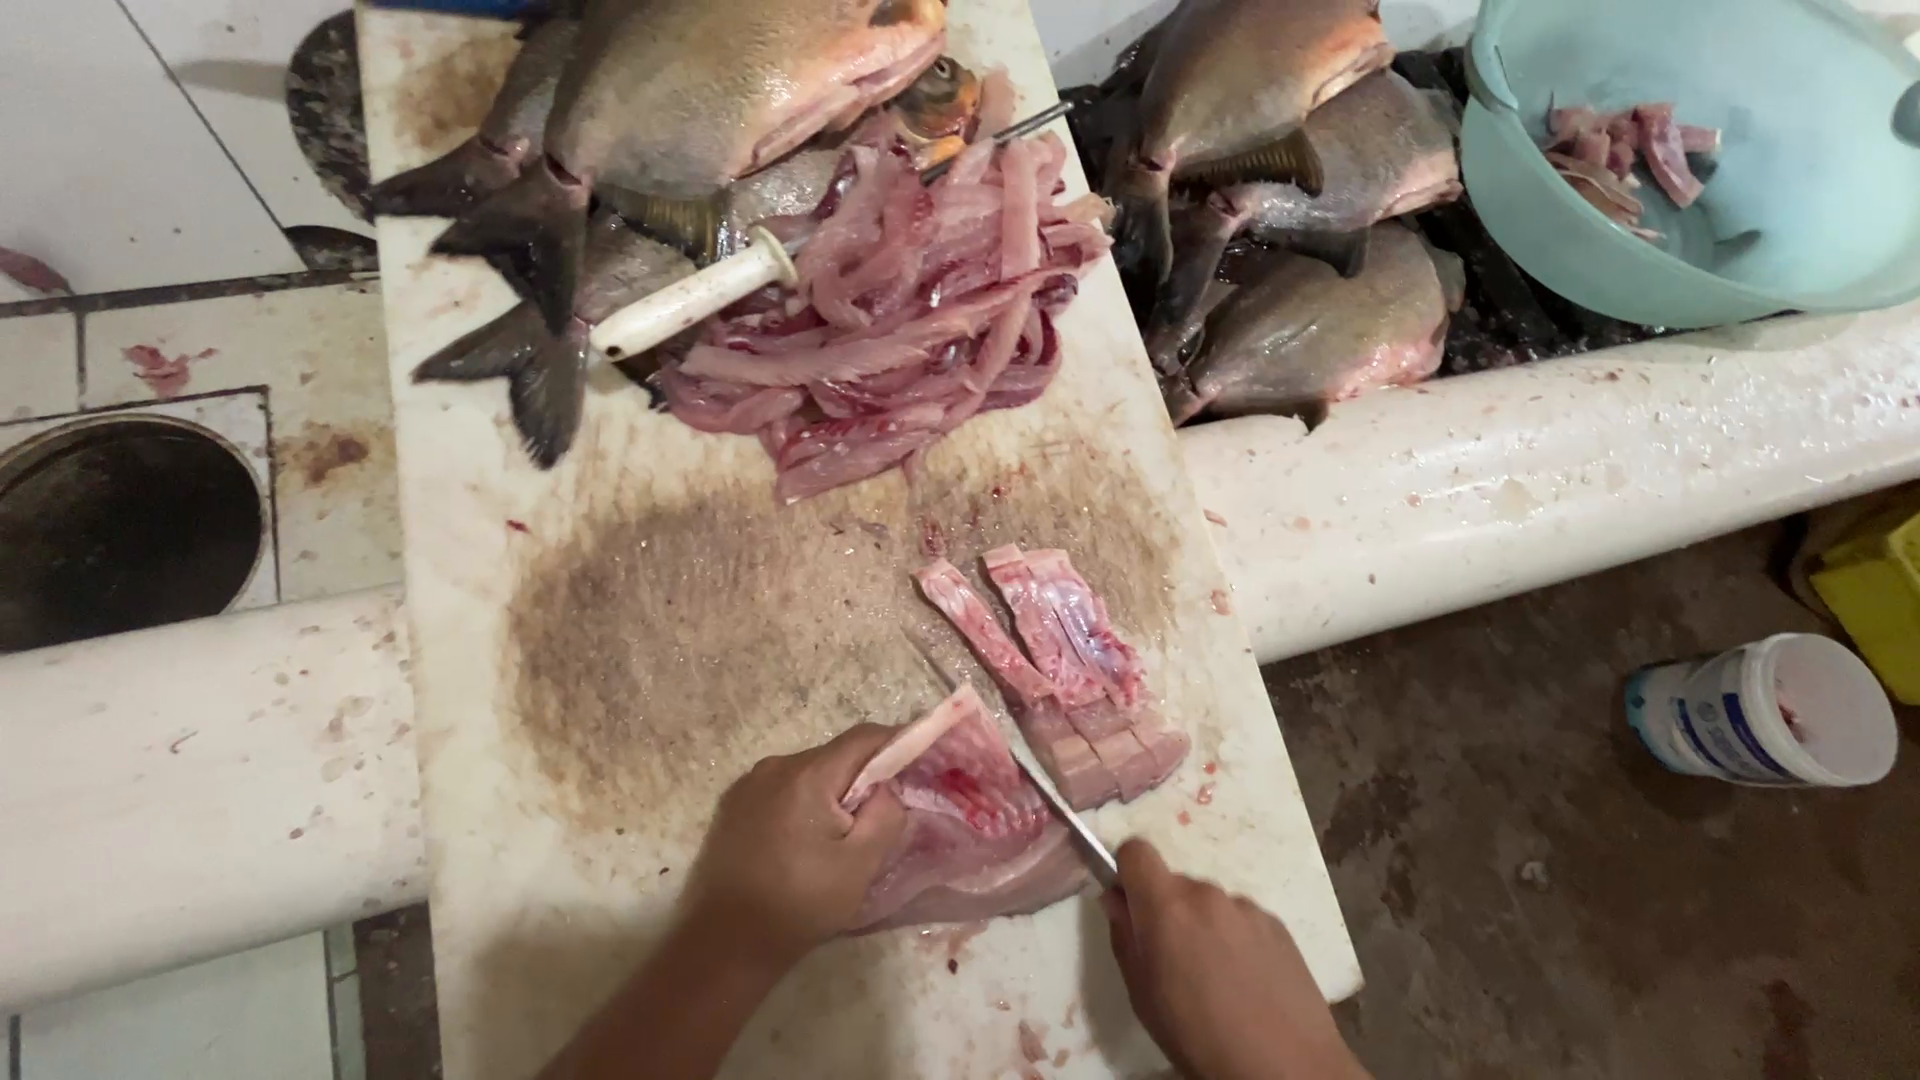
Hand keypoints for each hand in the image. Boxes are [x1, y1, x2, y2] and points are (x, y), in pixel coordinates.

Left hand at [681, 724, 907, 969]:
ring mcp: (748, 784)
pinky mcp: (732, 804)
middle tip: (880, 814)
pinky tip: (802, 841)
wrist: (722, 946)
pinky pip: (782, 788)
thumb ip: (886, 814)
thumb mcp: (859, 865)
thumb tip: (891, 785)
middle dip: (863, 776)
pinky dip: (802, 802)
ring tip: (839, 835)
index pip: (865, 737)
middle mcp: (775, 766)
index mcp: (808, 775)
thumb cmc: (798, 905)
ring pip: (808, 771)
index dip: (897, 744)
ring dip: (831, 791)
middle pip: (835, 755)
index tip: (919, 763)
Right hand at [1102, 840, 1368, 1079]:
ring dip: (1203, 926)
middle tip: (1175, 960)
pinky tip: (1246, 982)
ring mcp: (1246, 907)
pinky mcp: (1277, 924)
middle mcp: (1206, 894)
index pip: (1135, 850)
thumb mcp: (1142, 995)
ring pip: (1209, 903)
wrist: (1286, 1070)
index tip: (1130, 901)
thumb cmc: (1199, 1037)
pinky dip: (1235, 939)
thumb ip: (1124, 936)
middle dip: (1168, 910)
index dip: (1127, 870)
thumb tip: (1116, 899)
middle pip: (1174, 883)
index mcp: (1166, 906)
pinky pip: (1241, 919)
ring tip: (1217, 978)